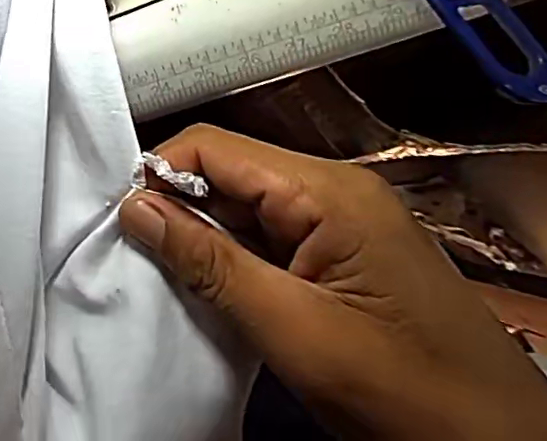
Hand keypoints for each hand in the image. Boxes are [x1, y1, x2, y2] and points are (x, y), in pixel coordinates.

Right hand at [119, 125, 546, 440]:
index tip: (131, 221)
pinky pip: (265, 230)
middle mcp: (335, 190)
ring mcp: (344, 219)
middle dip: (181, 209)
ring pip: (239, 202)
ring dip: (206, 236)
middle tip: (156, 257)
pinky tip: (227, 288)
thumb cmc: (416, 399)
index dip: (160, 175)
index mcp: (328, 191)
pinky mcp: (345, 249)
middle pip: (223, 171)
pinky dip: (235, 254)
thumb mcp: (295, 331)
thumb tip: (132, 208)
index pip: (208, 147)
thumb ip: (206, 262)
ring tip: (188, 277)